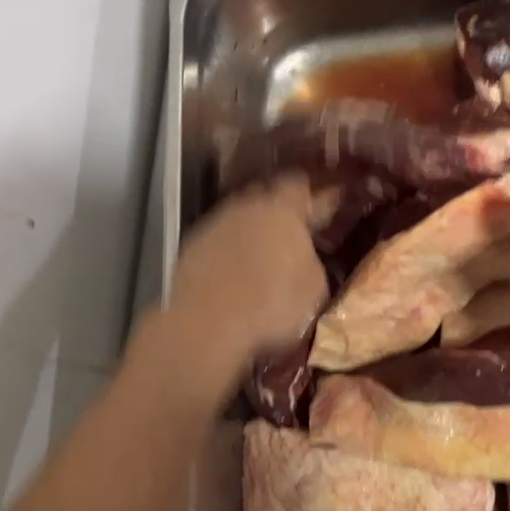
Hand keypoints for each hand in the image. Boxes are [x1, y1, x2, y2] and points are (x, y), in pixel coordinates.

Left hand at [168, 174, 327, 372]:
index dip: (310, 197)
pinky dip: (228, 254)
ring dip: (251, 235)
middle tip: (292, 239)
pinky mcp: (190, 247)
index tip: (319, 213)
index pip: (299, 184)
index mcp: (281, 208)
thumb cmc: (270, 304)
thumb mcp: (314, 288)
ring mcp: (214, 224)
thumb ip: (313, 261)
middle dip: (279, 214)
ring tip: (261, 264)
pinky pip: (219, 242)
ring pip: (240, 220)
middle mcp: (245, 205)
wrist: (205, 326)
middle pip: (266, 198)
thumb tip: (307, 259)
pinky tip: (233, 279)